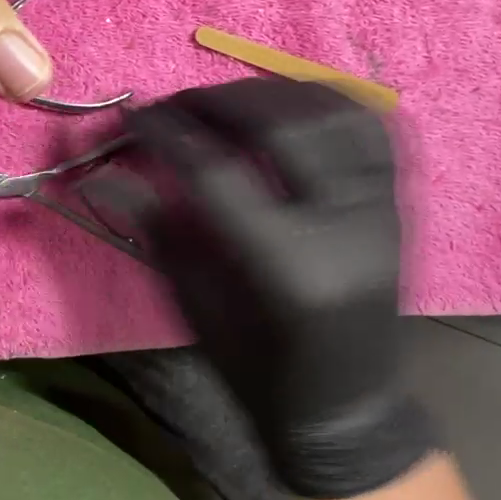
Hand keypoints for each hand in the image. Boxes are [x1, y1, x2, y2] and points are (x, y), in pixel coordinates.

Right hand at [78, 79, 434, 498]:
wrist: (346, 406)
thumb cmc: (254, 368)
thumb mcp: (192, 304)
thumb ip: (154, 228)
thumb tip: (98, 173)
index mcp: (285, 266)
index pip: (214, 171)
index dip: (165, 134)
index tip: (129, 115)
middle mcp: (344, 228)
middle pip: (279, 128)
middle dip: (215, 102)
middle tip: (171, 104)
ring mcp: (383, 212)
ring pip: (333, 115)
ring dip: (270, 93)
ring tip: (224, 99)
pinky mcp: (402, 206)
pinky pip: (377, 129)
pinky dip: (331, 103)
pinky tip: (287, 103)